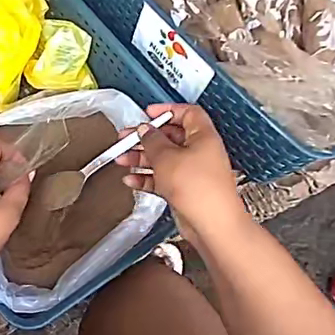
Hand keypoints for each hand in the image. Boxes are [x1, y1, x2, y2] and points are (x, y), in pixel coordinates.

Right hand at [115, 104, 245, 237]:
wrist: (212, 224)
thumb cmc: (200, 189)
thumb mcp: (167, 157)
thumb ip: (152, 141)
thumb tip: (145, 130)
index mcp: (203, 136)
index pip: (187, 113)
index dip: (167, 110)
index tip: (148, 113)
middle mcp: (200, 152)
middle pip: (170, 137)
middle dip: (146, 138)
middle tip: (127, 138)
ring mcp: (193, 172)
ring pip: (163, 159)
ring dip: (142, 159)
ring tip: (123, 159)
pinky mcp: (185, 190)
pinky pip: (162, 179)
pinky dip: (147, 179)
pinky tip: (132, 180)